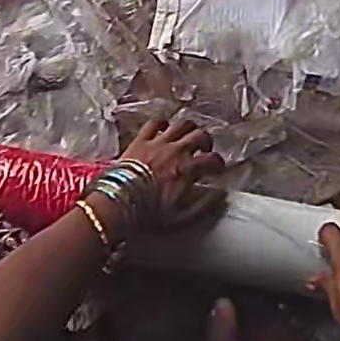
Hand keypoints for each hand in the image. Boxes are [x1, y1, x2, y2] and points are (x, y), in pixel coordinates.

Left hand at [119, 116, 224, 231]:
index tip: (217, 168)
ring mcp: (159, 142)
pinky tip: (164, 129)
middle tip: (204, 149)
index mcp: (188, 169)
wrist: (118, 202)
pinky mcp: (141, 139)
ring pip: (182, 124)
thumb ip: (205, 205)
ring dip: (189, 129)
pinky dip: (163, 123)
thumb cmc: (150, 212)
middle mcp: (177, 151)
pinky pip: (155, 122)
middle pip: (201, 135)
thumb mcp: (182, 217)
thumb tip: (221, 195)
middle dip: (206, 142)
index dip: (219, 163)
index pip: (213, 159)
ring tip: (188, 136)